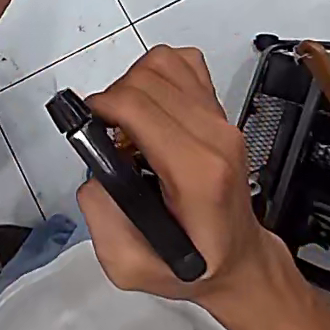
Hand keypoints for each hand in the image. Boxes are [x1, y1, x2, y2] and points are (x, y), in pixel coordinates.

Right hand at [78, 45, 289, 312]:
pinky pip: (183, 63)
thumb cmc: (194, 262)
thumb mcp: (130, 266)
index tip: (90, 127)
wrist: (238, 261)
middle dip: (110, 100)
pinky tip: (152, 103)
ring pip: (161, 63)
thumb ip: (99, 216)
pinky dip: (158, 73)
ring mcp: (221, 121)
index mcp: (196, 173)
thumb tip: (92, 171)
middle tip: (106, 131)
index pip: (135, 105)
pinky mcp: (220, 111)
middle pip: (143, 80)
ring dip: (132, 84)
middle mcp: (214, 139)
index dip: (99, 108)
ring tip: (128, 118)